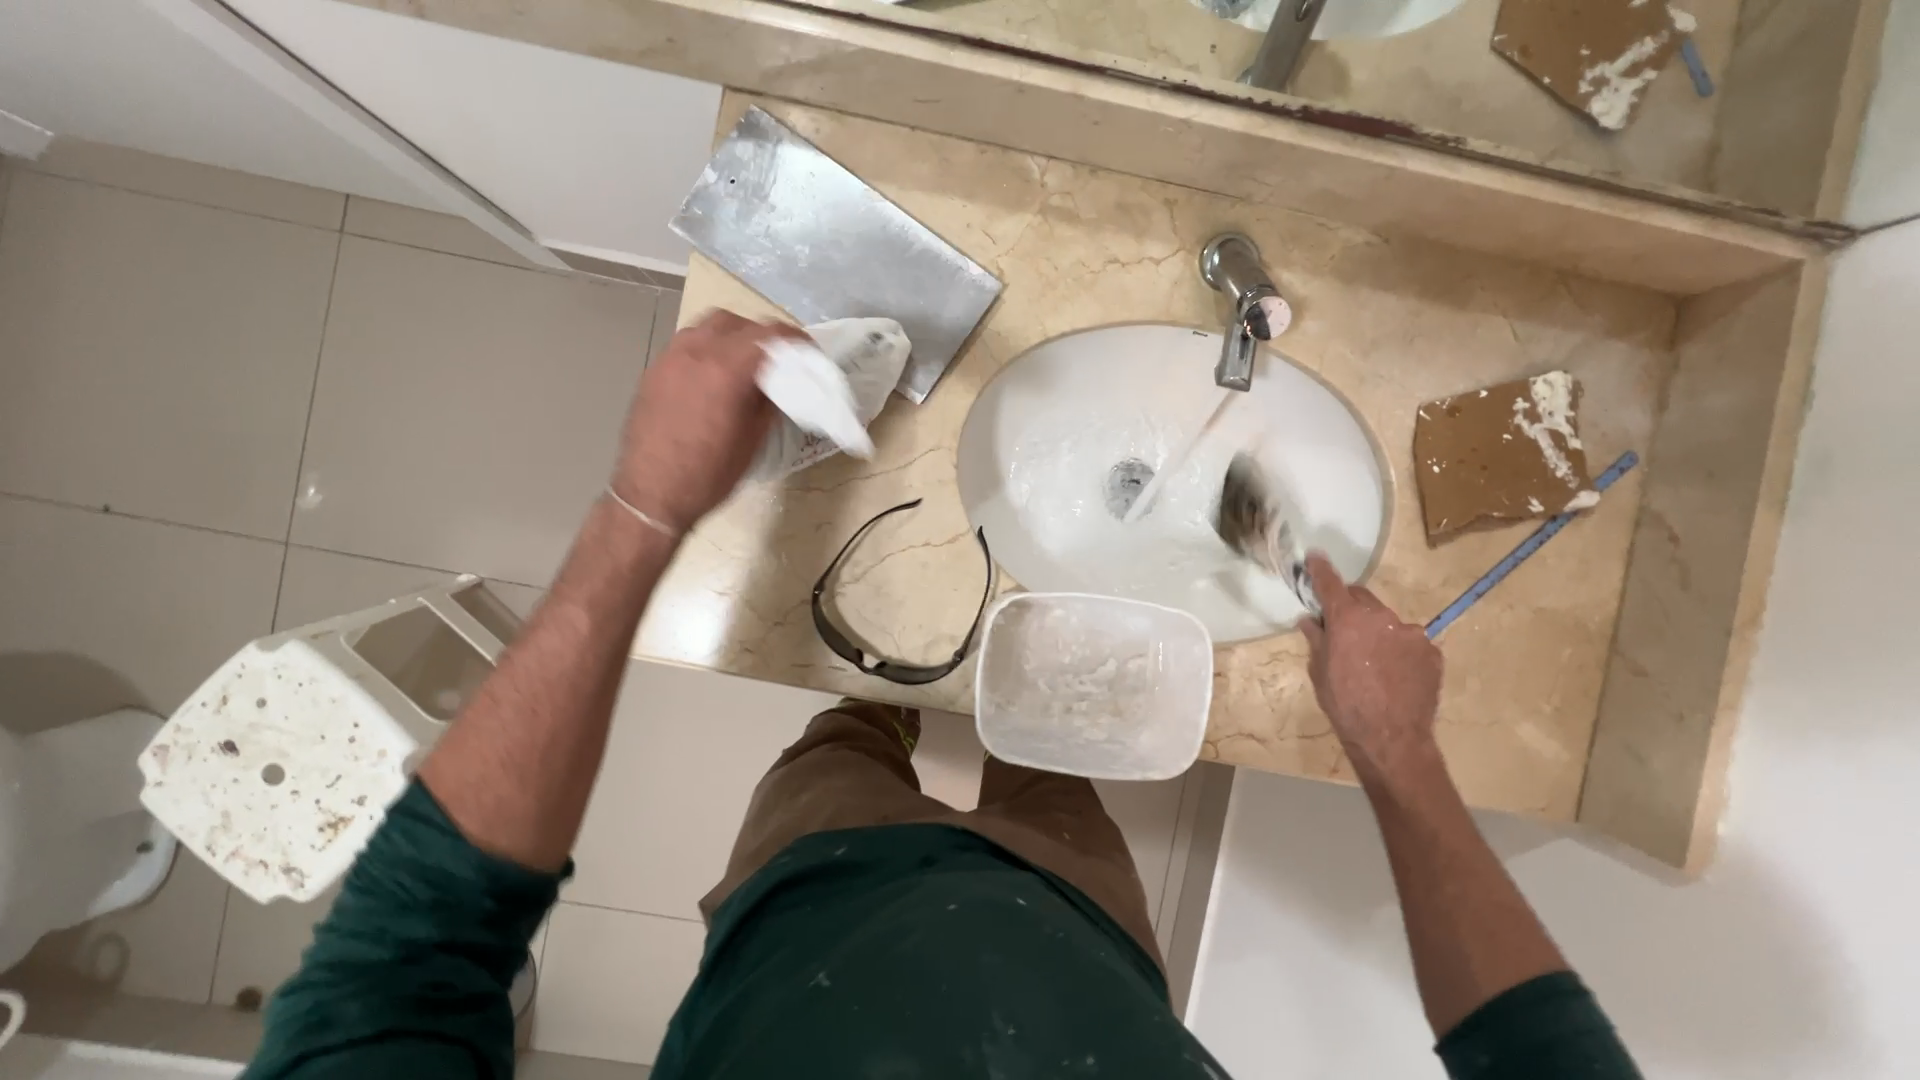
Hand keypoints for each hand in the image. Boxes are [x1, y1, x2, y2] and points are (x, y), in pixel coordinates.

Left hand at [610, 310, 804, 533]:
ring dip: (732, 336)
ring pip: (707, 327)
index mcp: (726, 370)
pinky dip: (708, 349)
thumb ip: (768, 401)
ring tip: (745, 362)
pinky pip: (686, 344)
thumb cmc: (709, 475)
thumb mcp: (753, 440)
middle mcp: (696, 353)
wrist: (651, 495)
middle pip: (737, 323)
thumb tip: (778, 382)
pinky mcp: (654, 371)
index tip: (809, 351)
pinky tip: (715, 375)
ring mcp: (670, 359)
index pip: (768, 336)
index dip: (794, 339)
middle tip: (779, 357)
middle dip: (762, 335)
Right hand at [1297, 554, 1443, 778]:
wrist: (1391, 738)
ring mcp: (1412, 633)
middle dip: (1350, 606)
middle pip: (1362, 598)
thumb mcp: (1319, 671)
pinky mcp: (1432, 652)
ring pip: (1388, 622)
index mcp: (1349, 619)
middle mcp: (1382, 617)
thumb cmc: (1345, 704)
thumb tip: (1310, 620)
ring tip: (1372, 661)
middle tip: (1340, 625)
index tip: (1315, 556)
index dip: (1320, 569)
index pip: (1331, 583)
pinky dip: (1399, 649)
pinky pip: (1409, 642)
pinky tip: (1394, 674)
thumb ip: (1317, 639)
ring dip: (1377, 631)